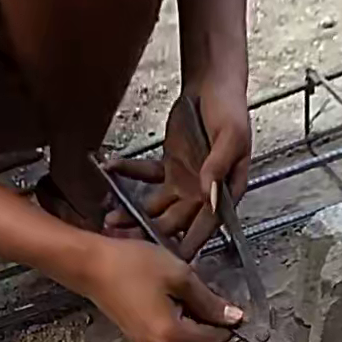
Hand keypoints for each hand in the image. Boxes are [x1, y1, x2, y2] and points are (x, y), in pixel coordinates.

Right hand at [74, 236, 242, 341]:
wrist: (91, 266)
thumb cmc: (129, 265)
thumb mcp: (179, 276)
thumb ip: (209, 300)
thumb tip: (232, 316)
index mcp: (170, 335)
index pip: (213, 339)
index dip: (228, 323)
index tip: (235, 306)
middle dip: (212, 326)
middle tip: (214, 297)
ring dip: (196, 326)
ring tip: (191, 296)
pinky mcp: (139, 340)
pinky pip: (170, 340)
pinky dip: (180, 327)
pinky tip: (176, 302)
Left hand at [103, 80, 251, 258]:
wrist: (214, 82)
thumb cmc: (230, 109)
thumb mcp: (231, 136)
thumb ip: (218, 166)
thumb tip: (208, 194)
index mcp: (224, 192)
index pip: (208, 224)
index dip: (192, 242)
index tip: (176, 259)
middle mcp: (203, 194)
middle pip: (176, 222)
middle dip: (152, 234)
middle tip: (128, 242)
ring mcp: (184, 183)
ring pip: (157, 207)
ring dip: (135, 214)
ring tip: (111, 220)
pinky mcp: (168, 168)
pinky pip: (146, 176)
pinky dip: (129, 172)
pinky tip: (111, 168)